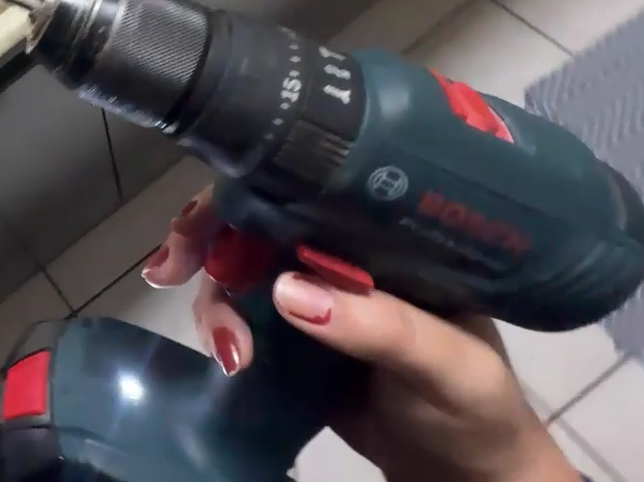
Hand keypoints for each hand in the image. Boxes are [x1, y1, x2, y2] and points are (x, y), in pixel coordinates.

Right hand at [145, 190, 581, 481]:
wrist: (466, 481)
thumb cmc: (475, 411)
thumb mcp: (447, 366)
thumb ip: (379, 327)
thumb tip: (286, 290)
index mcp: (369, 236)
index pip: (294, 192)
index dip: (238, 198)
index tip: (197, 225)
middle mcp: (328, 251)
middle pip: (246, 223)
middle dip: (200, 241)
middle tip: (168, 270)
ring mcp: (304, 292)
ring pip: (232, 270)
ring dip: (213, 302)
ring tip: (229, 352)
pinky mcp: (284, 334)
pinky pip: (236, 314)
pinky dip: (217, 326)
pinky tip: (222, 352)